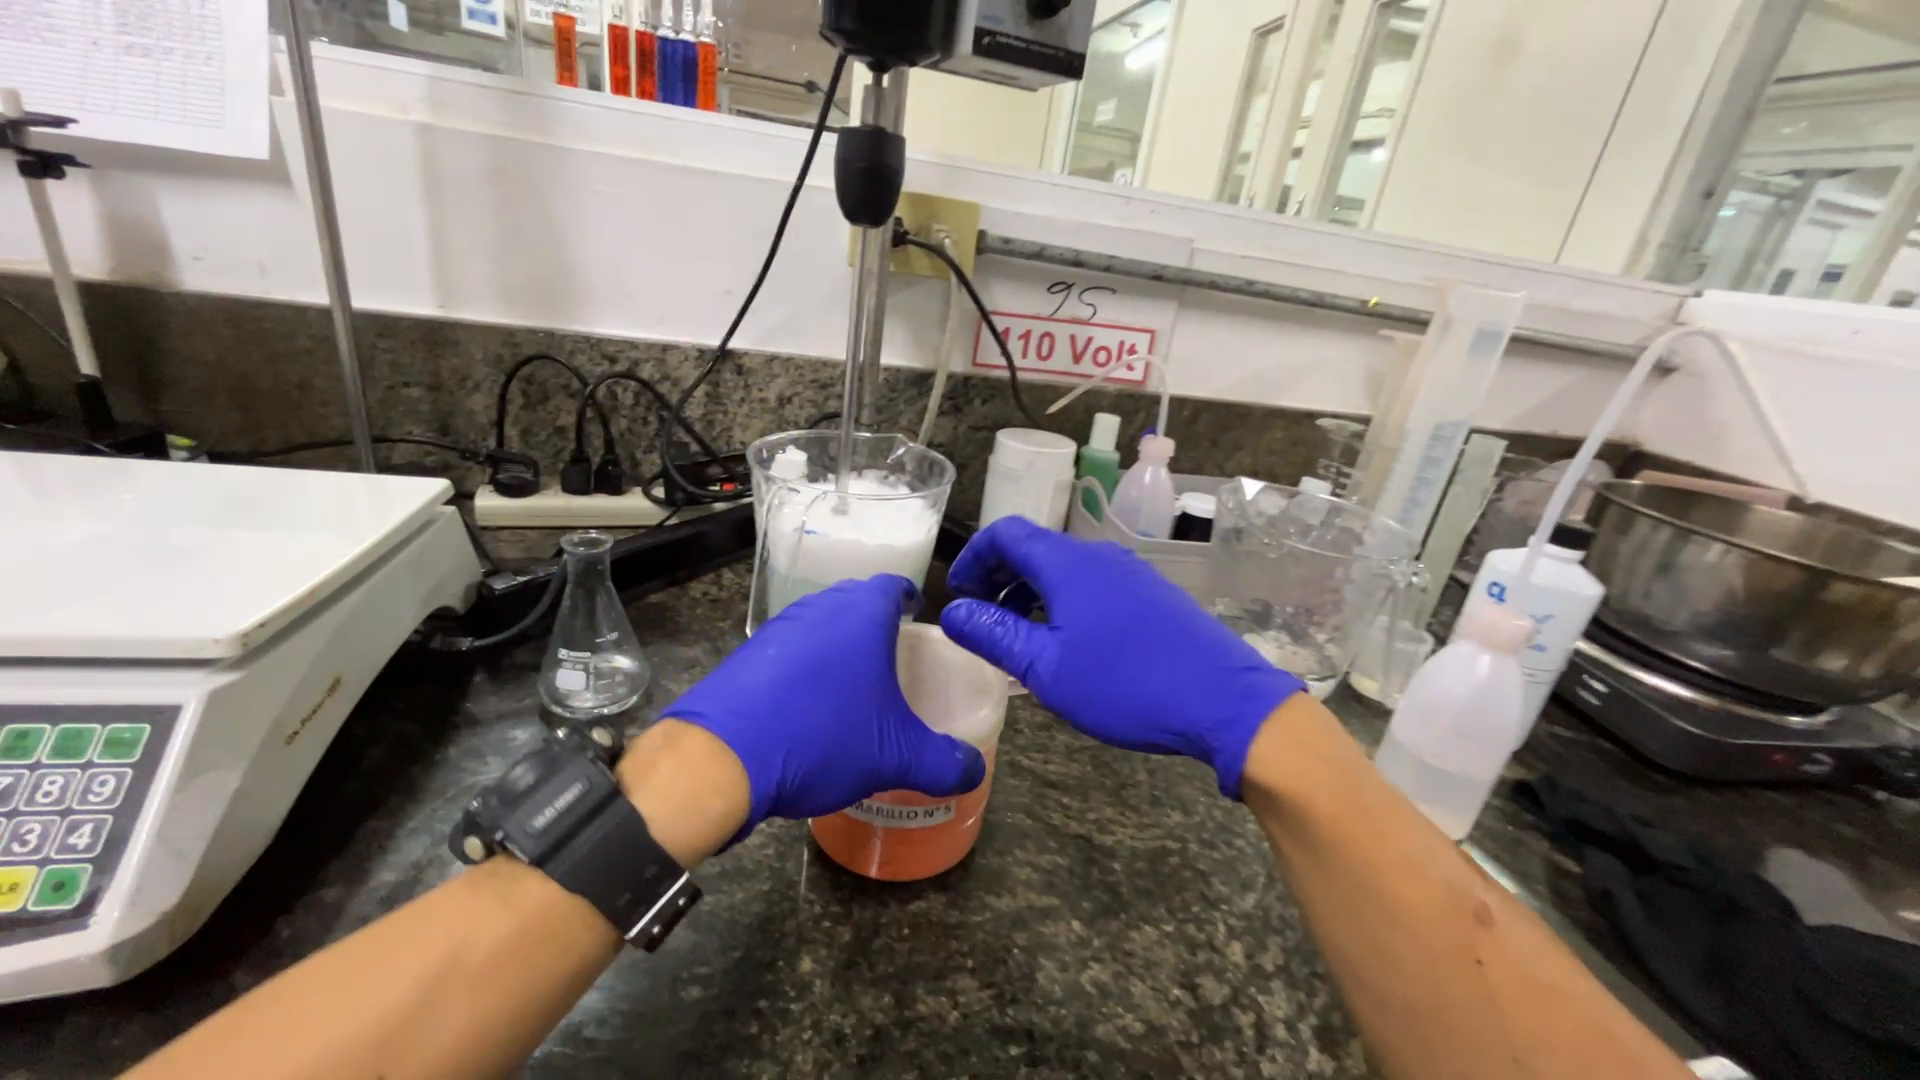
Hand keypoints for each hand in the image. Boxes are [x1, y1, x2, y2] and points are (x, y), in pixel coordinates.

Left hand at [664, 575, 986, 834]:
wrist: (721, 759)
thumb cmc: (822, 737)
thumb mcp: (896, 757)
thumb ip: (944, 763)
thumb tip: (974, 770)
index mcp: (860, 615)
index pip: (892, 586)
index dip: (908, 598)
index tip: (917, 616)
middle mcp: (818, 610)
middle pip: (854, 602)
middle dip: (875, 624)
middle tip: (893, 656)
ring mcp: (776, 631)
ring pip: (819, 626)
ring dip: (837, 646)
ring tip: (852, 683)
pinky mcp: (745, 658)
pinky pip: (787, 652)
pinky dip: (804, 669)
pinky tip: (807, 706)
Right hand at [939, 517, 1303, 798]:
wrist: (1224, 702)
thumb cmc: (1126, 685)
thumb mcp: (1047, 668)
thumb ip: (994, 635)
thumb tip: (952, 612)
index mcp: (1068, 564)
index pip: (1005, 534)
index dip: (973, 558)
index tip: (958, 595)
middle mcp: (1098, 557)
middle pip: (1034, 548)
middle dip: (998, 577)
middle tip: (981, 619)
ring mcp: (1131, 574)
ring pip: (1065, 569)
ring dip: (1030, 592)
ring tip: (1018, 636)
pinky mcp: (1151, 596)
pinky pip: (1093, 585)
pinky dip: (1063, 602)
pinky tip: (1066, 644)